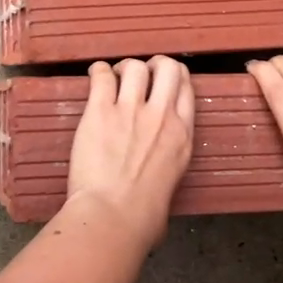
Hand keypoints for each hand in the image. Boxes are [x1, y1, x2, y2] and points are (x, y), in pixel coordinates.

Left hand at [64, 57, 194, 248]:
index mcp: (182, 135)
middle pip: (168, 68)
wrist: (113, 217)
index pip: (187, 88)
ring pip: (136, 67)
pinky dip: (98, 71)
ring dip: (125, 68)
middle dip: (155, 65)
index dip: (174, 78)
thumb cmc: (143, 217)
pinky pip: (102, 76)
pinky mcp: (100, 111)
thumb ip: (169, 164)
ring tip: (115, 78)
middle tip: (141, 76)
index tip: (161, 83)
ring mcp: (131, 111)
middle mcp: (161, 116)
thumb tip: (156, 174)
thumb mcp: (172, 184)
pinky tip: (95, 77)